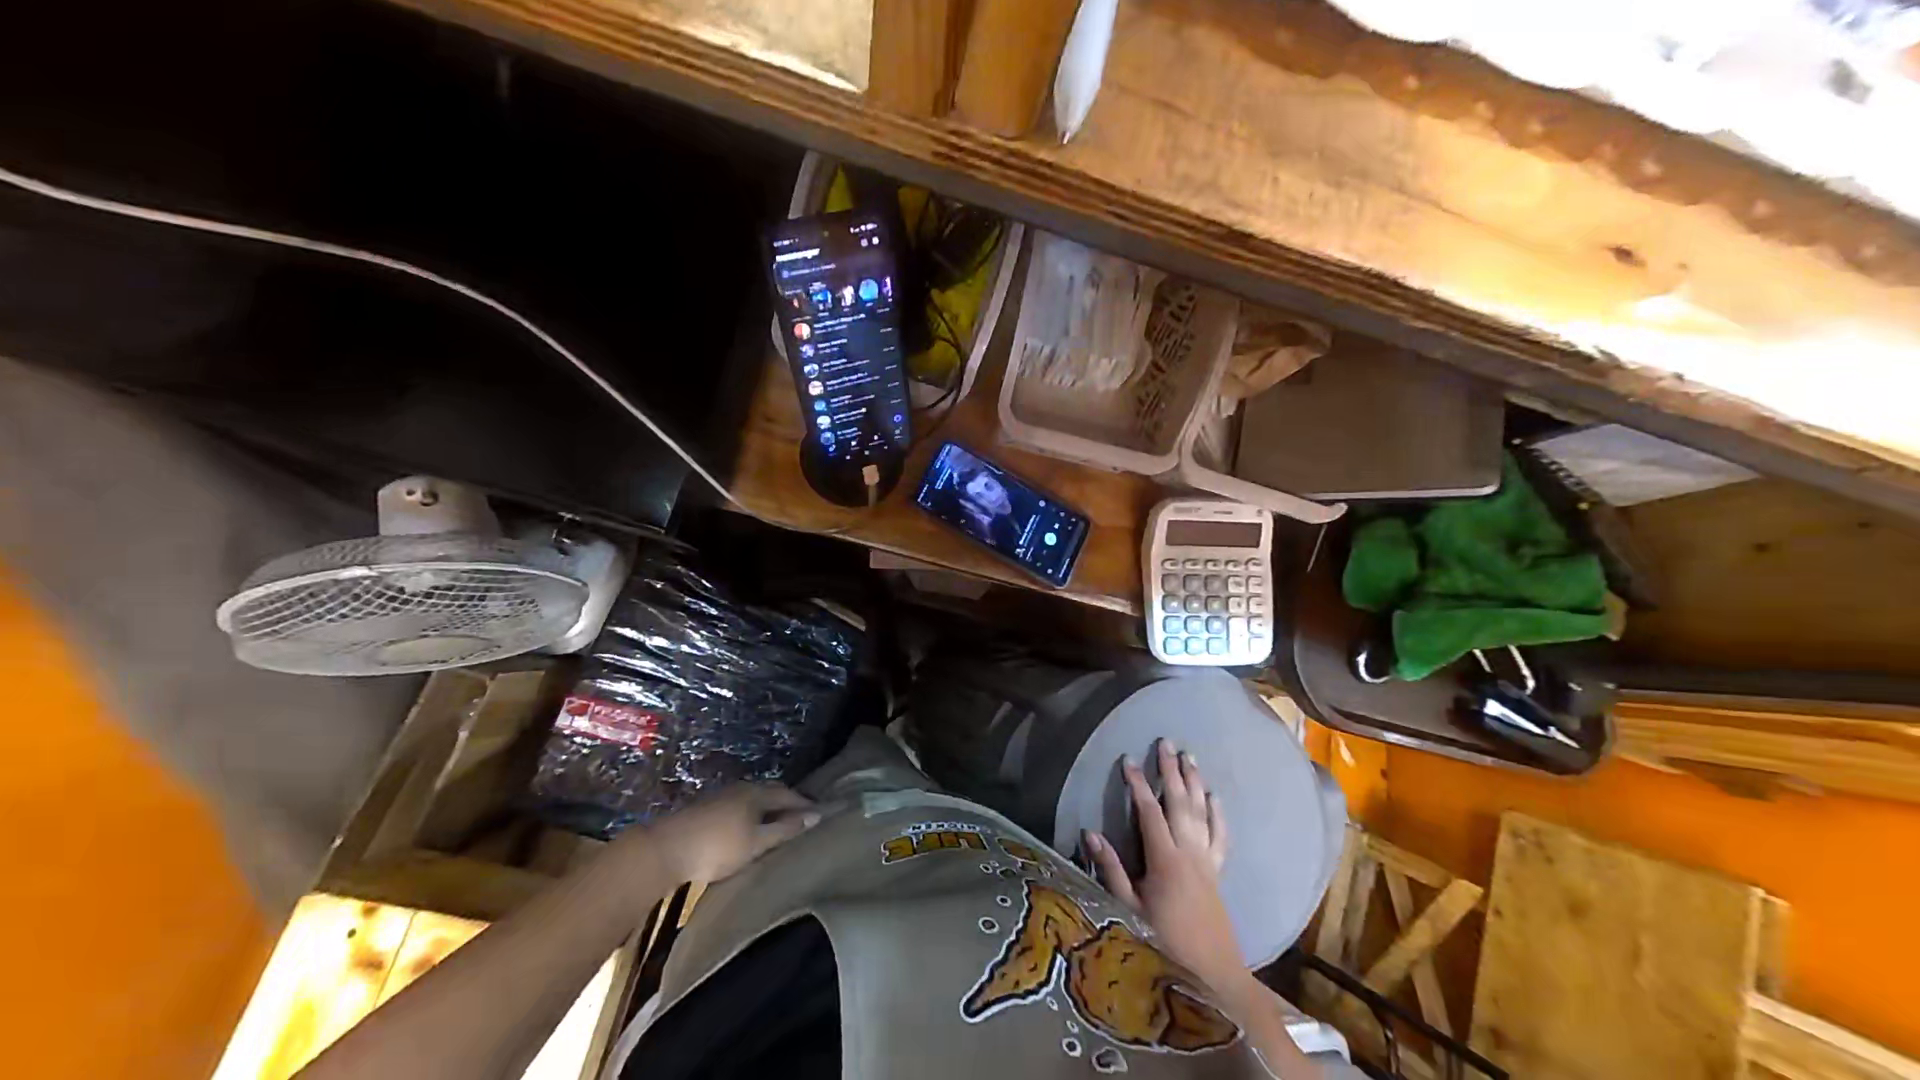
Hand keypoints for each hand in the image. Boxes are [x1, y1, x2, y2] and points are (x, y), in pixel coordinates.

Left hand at [629, 783, 820, 885]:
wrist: (666, 850)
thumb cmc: (718, 847)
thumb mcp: (757, 843)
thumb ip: (786, 829)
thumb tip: (815, 816)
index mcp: (757, 793)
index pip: (789, 794)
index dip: (805, 804)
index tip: (821, 813)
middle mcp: (741, 788)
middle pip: (770, 792)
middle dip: (788, 803)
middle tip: (803, 818)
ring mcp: (721, 797)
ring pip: (753, 799)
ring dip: (768, 809)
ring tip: (779, 825)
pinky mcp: (706, 809)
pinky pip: (739, 806)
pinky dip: (752, 814)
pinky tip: (750, 829)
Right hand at [1085, 739, 1245, 991]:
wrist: (1214, 977)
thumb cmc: (1165, 944)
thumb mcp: (1129, 910)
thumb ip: (1111, 870)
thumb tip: (1090, 831)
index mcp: (1165, 860)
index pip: (1150, 811)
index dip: (1138, 784)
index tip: (1127, 760)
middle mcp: (1190, 853)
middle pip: (1181, 803)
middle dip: (1171, 771)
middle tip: (1166, 743)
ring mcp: (1207, 862)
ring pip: (1202, 813)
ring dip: (1196, 783)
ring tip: (1190, 757)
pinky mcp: (1217, 872)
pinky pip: (1220, 835)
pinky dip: (1218, 814)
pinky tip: (1215, 798)